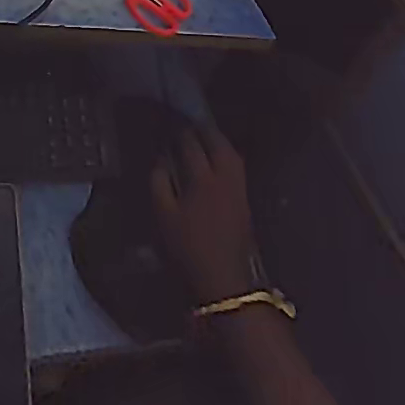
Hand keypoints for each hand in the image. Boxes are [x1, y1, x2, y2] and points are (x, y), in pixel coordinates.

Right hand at [149, 125, 256, 304]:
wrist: (224, 282)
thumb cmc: (187, 248)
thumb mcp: (163, 215)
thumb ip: (159, 181)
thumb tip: (160, 159)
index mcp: (201, 179)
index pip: (190, 145)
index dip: (179, 132)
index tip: (169, 123)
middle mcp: (224, 178)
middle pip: (217, 143)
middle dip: (203, 130)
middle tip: (189, 122)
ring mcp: (238, 189)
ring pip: (231, 154)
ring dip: (218, 140)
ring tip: (205, 134)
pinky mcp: (245, 200)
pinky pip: (237, 167)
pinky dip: (226, 154)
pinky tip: (217, 157)